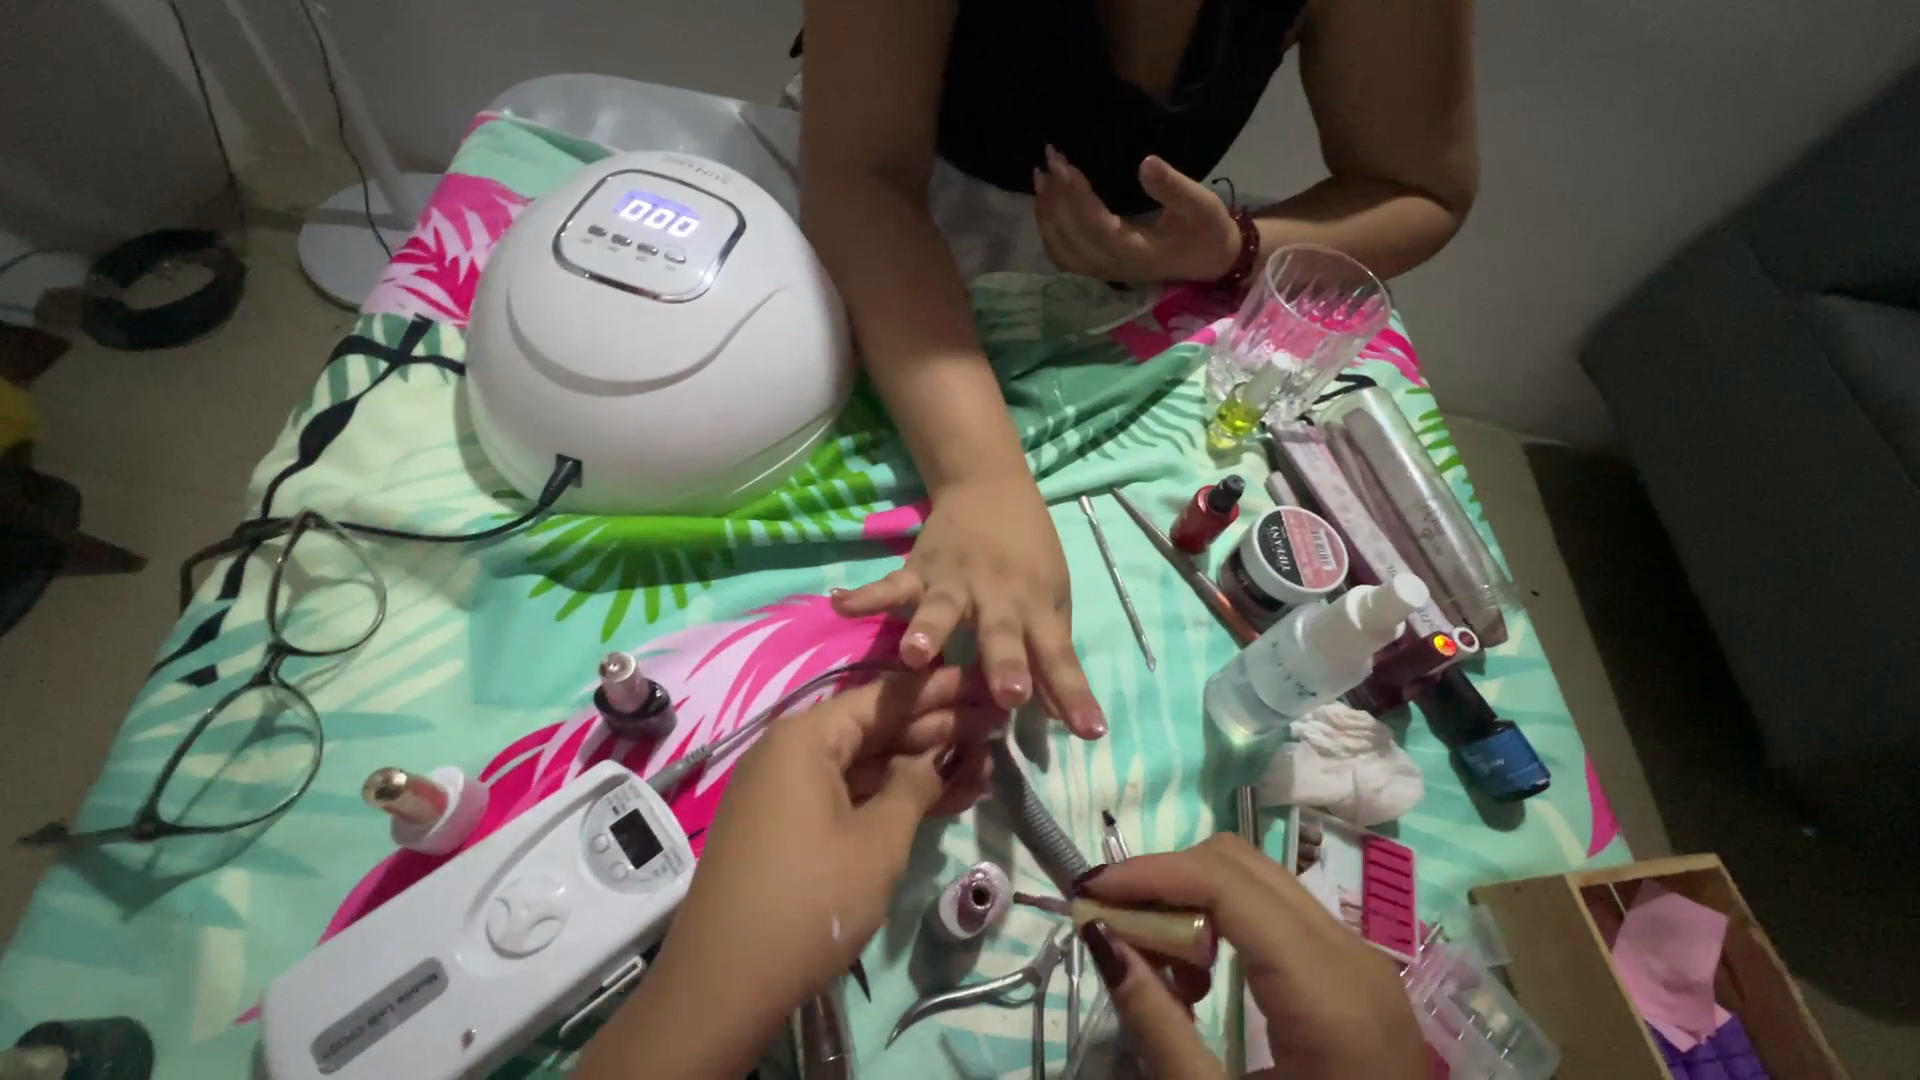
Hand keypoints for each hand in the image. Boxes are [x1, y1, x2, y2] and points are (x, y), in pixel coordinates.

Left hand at [580, 667, 1003, 1079]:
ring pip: (867, 765)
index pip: (885, 697)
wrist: (723, 985)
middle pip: (876, 728)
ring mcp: (789, 791)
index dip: (939, 690)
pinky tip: (945, 799)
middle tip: (995, 725)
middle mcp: (793, 751)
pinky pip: (850, 796)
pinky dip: (892, 798)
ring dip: (922, 768)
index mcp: (807, 737)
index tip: (985, 682)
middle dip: (937, 731)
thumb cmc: (810, 898)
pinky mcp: (791, 826)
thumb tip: (944, 753)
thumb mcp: (878, 840)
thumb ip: (916, 785)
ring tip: (985, 765)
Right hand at [833, 476, 1106, 737]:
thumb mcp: (1052, 599)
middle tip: (1010, 695)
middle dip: (1005, 663)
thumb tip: (1055, 715)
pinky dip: (866, 595)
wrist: (990, 486)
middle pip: (1001, 633)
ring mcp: (954, 581)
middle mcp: (997, 597)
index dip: (1074, 692)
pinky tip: (840, 606)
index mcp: (1034, 608)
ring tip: (913, 655)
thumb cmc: (1029, 553)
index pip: (1059, 655)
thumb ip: (1051, 655)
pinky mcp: (918, 567)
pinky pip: (890, 584)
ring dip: (929, 630)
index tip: (1091, 730)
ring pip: (942, 608)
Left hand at [1034, 147, 1241, 284]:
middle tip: (1050, 157)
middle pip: (1071, 237)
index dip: (1075, 195)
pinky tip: (1045, 205)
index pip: (1095, 225)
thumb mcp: (1201, 205)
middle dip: (1055, 197)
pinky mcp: (1100, 270)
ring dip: (1047, 215)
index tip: (1063, 163)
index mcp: (1137, 252)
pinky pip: (1064, 257)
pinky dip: (1049, 231)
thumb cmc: (1207, 231)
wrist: (1211, 263)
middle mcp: (1114, 267)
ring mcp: (1104, 272)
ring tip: (1041, 177)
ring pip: (1062, 250)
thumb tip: (1145, 163)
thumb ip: (1173, 187)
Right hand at [1075, 835, 1428, 1078]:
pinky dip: (1221, 921)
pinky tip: (1197, 978)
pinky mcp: (1354, 972)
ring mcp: (1360, 958)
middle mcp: (1352, 953)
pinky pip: (1275, 912)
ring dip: (1189, 898)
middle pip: (1239, 864)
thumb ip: (1157, 1024)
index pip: (1226, 883)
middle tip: (1109, 923)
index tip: (1087, 892)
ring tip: (1149, 959)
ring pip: (1255, 879)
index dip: (1150, 874)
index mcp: (1329, 992)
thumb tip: (1098, 936)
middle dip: (1164, 880)